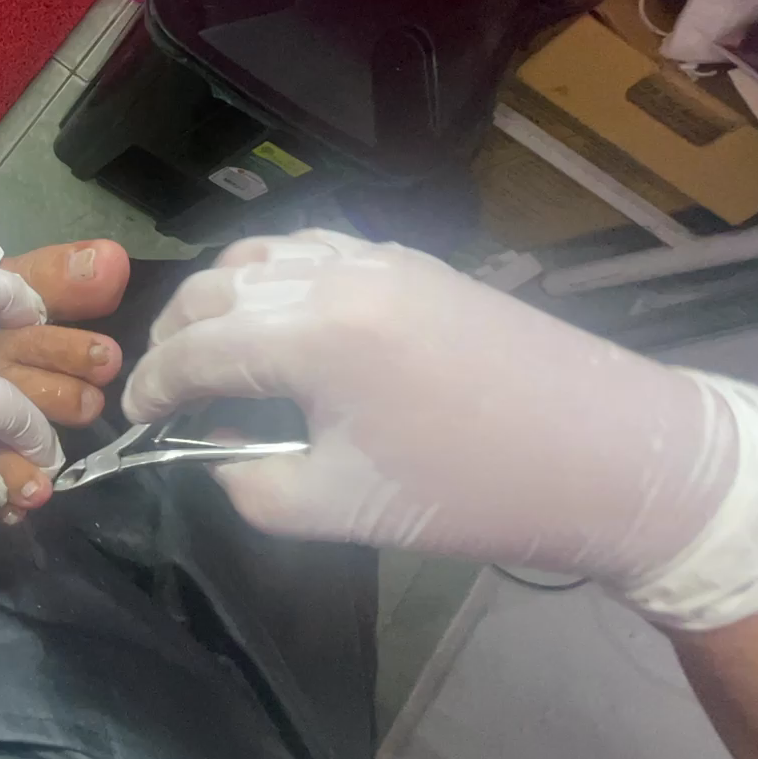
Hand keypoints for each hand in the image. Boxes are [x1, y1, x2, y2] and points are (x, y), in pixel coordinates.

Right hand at [122, 229, 757, 630]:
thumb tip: (206, 451)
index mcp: (315, 337)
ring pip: (245, 259)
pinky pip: (298, 247)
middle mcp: (331, 277)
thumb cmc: (473, 491)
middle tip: (164, 391)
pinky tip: (266, 311)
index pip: (194, 350)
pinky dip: (258, 276)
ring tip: (206, 348)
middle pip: (207, 293)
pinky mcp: (399, 257)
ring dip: (208, 304)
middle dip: (169, 342)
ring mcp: (368, 256)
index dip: (151, 387)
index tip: (134, 419)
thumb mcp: (339, 511)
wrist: (623, 461)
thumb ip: (244, 483)